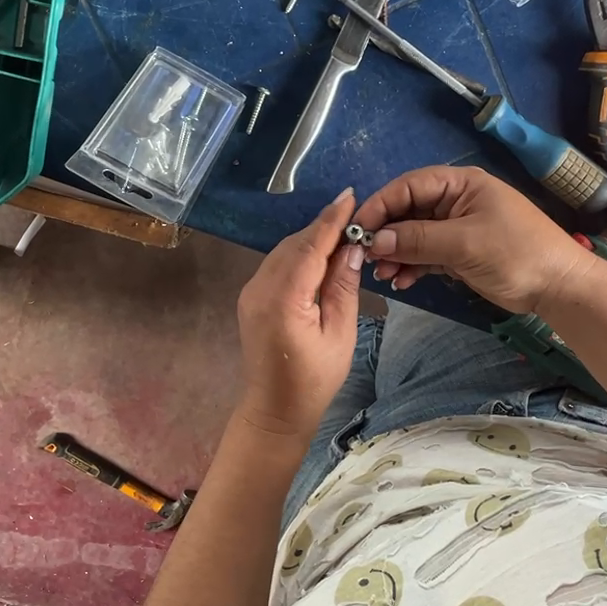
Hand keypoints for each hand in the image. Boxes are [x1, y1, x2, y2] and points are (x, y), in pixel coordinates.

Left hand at [235, 189, 364, 437]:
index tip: (350, 196)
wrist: (275, 409)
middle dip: (324, 227)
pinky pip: (276, 264)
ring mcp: (250, 292)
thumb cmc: (315, 379)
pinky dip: (299, 254)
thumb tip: (353, 246)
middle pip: (295, 244)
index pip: (310, 247)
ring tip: (343, 233)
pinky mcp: (250, 297)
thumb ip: (343, 286)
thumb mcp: (340, 333)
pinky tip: (320, 255)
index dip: (331, 220)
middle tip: (355, 215)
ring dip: (312, 239)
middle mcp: (260, 289)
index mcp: (284, 300)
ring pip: (283, 251)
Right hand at [352, 166, 596, 313]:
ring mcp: (457, 228)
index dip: (381, 205)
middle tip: (364, 256)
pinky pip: (426, 255)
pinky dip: (412, 267)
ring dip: (396, 254)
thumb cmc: (516, 252)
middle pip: (407, 211)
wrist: (557, 286)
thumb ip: (418, 239)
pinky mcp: (459, 253)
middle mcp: (455, 201)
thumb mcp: (464, 243)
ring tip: (382, 274)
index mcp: (460, 184)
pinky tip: (401, 282)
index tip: (357, 228)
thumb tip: (376, 240)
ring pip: (414, 236)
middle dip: (386, 233)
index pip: (409, 186)